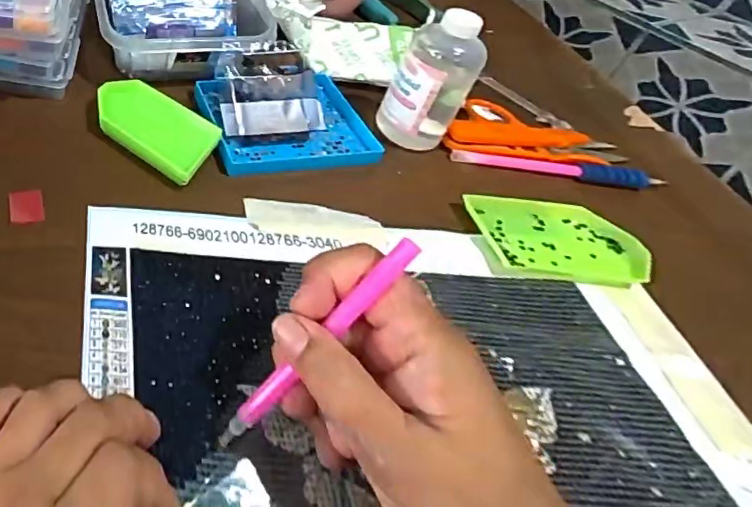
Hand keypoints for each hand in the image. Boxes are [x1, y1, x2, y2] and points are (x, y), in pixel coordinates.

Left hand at [0, 380, 177, 506]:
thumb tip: (147, 505)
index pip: (120, 470)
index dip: (154, 480)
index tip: (163, 499)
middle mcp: (21, 495)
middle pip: (88, 421)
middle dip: (127, 418)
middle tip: (146, 432)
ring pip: (41, 401)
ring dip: (79, 398)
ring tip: (99, 411)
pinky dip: (18, 399)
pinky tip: (37, 408)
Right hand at [271, 244, 563, 506]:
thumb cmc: (468, 503)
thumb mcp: (395, 447)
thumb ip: (337, 383)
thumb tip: (283, 322)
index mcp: (424, 338)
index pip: (367, 268)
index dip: (325, 280)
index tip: (298, 324)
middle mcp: (412, 345)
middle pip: (342, 311)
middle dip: (309, 349)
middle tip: (293, 395)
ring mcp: (405, 376)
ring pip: (338, 351)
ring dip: (316, 389)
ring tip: (323, 439)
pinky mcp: (400, 406)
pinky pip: (348, 386)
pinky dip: (331, 413)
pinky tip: (338, 451)